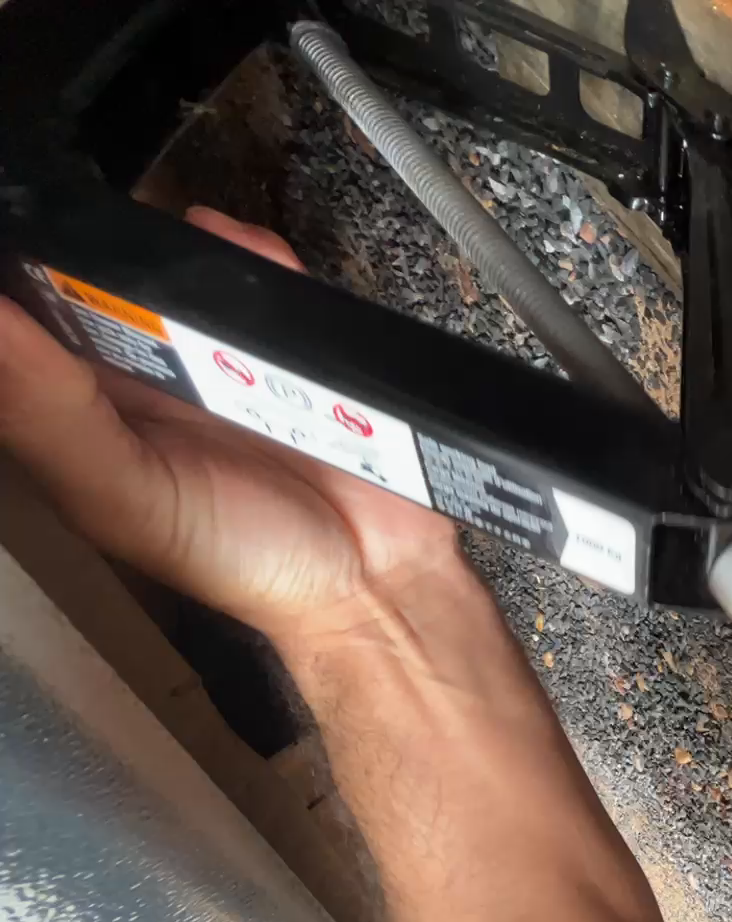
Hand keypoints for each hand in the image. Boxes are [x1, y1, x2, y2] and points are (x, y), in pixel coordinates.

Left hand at [0, 207, 458, 641]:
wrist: (377, 575)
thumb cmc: (243, 555)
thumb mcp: (124, 496)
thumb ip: (48, 412)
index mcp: (91, 411)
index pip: (36, 322)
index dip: (21, 274)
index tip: (18, 221)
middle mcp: (163, 382)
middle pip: (114, 290)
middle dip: (100, 246)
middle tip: (97, 216)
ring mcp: (245, 370)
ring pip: (198, 287)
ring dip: (185, 247)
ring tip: (183, 226)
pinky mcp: (318, 367)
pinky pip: (287, 304)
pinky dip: (268, 268)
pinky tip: (251, 251)